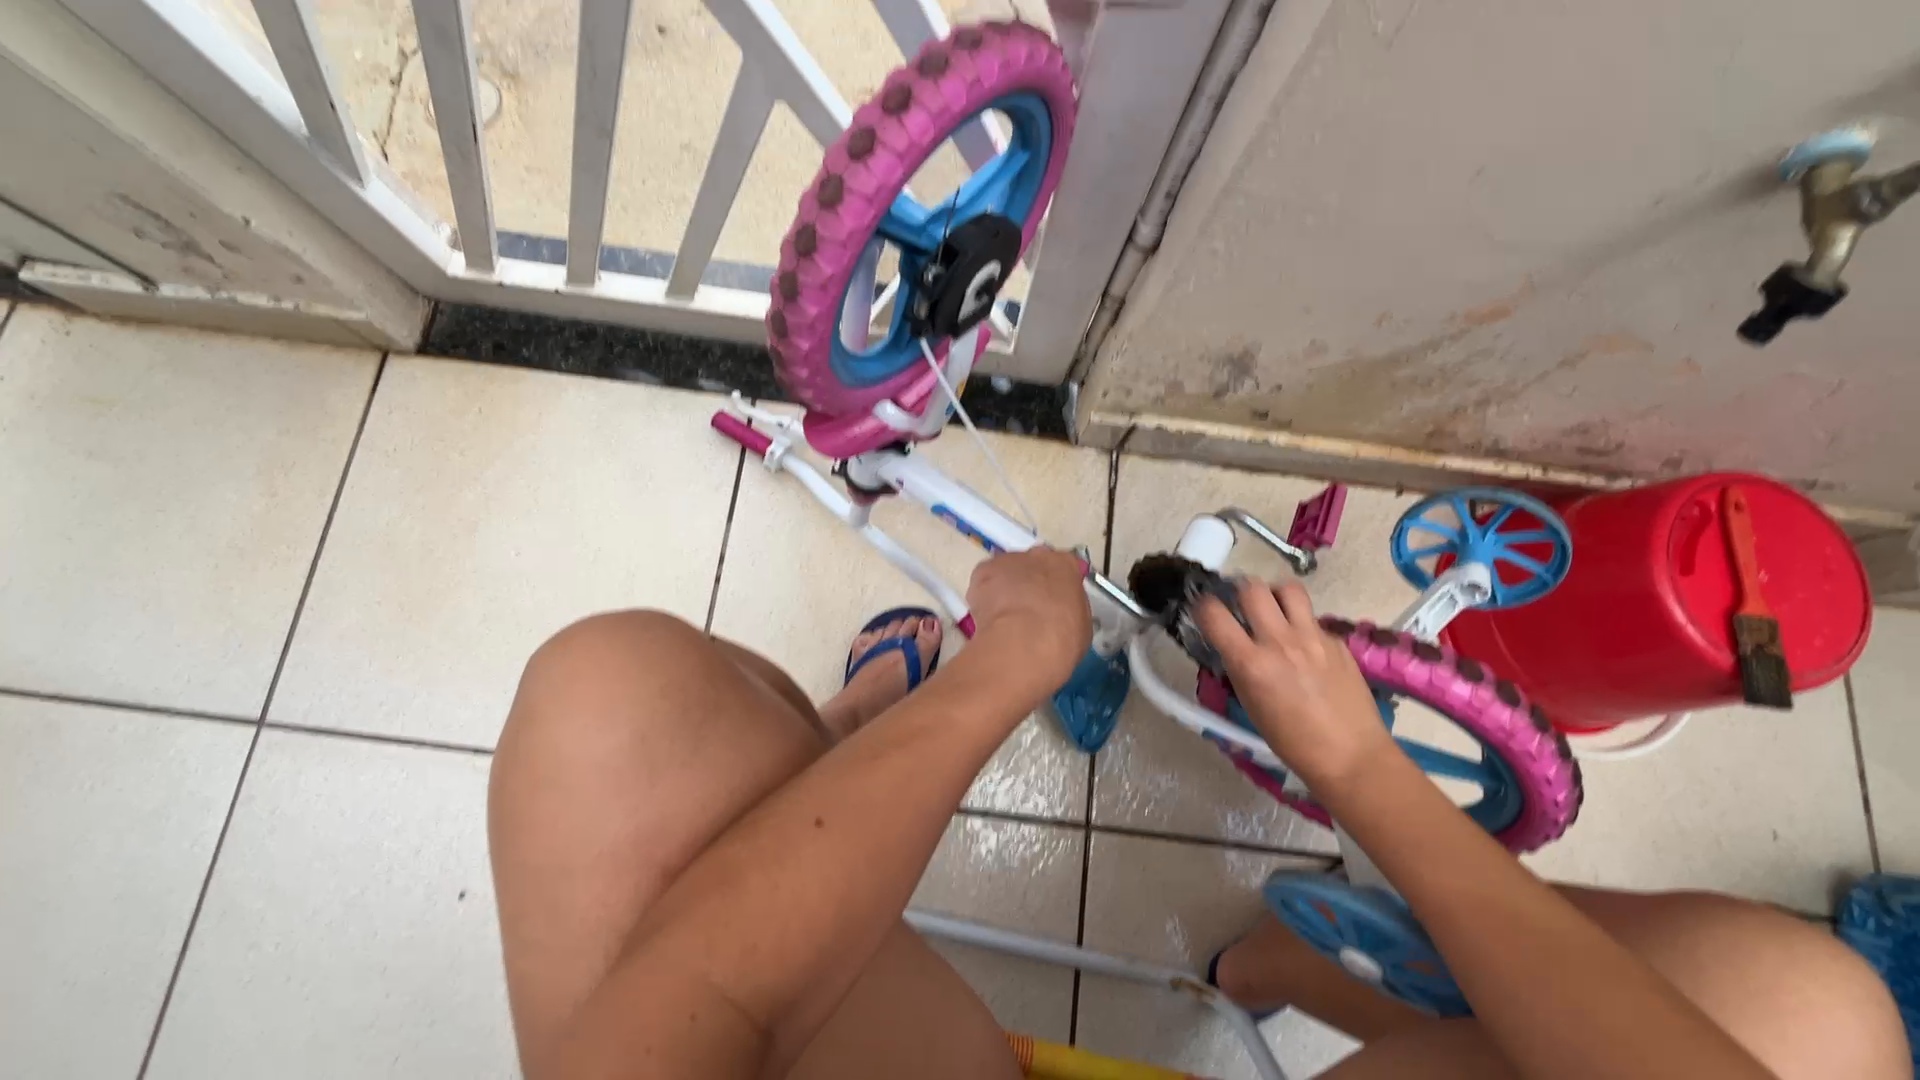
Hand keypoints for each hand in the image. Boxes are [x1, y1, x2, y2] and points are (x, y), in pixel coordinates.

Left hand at [964, 548, 1091, 697]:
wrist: (1026, 640)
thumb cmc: (1062, 637)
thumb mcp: (1080, 624)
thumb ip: (1068, 609)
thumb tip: (1058, 613)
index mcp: (1065, 566)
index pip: (1061, 568)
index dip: (1054, 587)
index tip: (1052, 603)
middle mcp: (1036, 556)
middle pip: (1031, 565)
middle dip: (1029, 583)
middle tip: (1027, 610)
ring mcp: (1007, 561)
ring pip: (1005, 572)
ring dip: (1005, 589)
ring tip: (1004, 617)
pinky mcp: (982, 572)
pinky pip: (984, 582)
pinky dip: (985, 596)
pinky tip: (988, 617)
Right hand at [1194, 581, 1394, 794]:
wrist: (1351, 755)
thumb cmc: (1292, 741)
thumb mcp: (1251, 704)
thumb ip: (1240, 668)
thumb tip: (1234, 646)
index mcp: (1251, 663)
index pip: (1214, 614)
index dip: (1203, 606)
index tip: (1205, 610)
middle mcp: (1280, 642)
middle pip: (1252, 589)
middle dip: (1241, 593)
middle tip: (1243, 607)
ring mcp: (1313, 638)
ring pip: (1288, 589)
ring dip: (1276, 596)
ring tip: (1276, 612)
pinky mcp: (1337, 641)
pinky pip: (1313, 619)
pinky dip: (1302, 625)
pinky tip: (1306, 648)